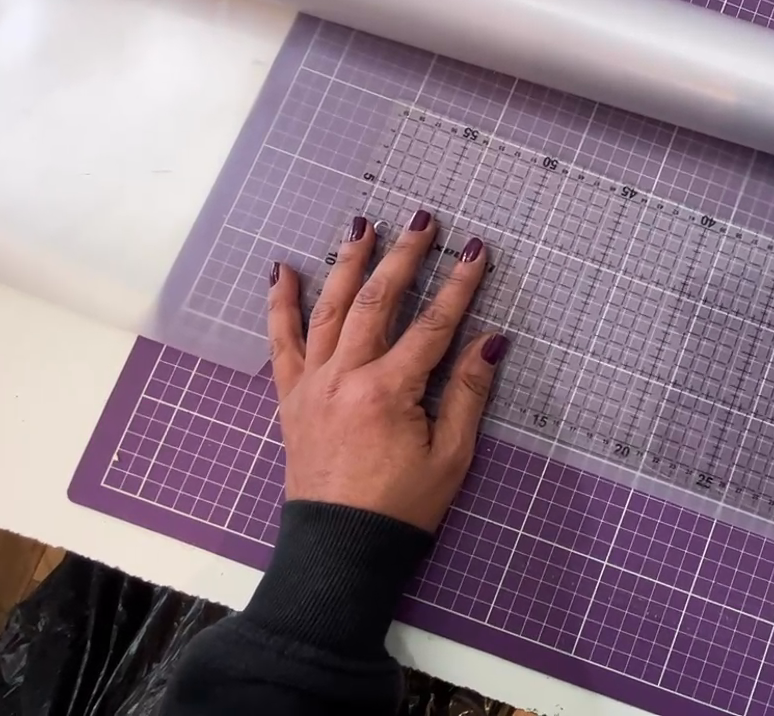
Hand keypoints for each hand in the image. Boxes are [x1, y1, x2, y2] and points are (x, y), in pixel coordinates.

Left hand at [266, 211, 504, 531]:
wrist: (338, 554)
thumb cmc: (403, 507)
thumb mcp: (451, 454)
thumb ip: (468, 392)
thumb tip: (492, 341)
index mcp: (387, 392)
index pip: (433, 324)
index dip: (460, 285)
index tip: (477, 250)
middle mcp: (344, 378)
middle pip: (377, 302)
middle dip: (403, 256)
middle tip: (423, 220)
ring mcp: (311, 385)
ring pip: (329, 310)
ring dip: (348, 264)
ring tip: (362, 225)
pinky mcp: (292, 398)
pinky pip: (282, 343)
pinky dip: (281, 305)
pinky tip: (283, 271)